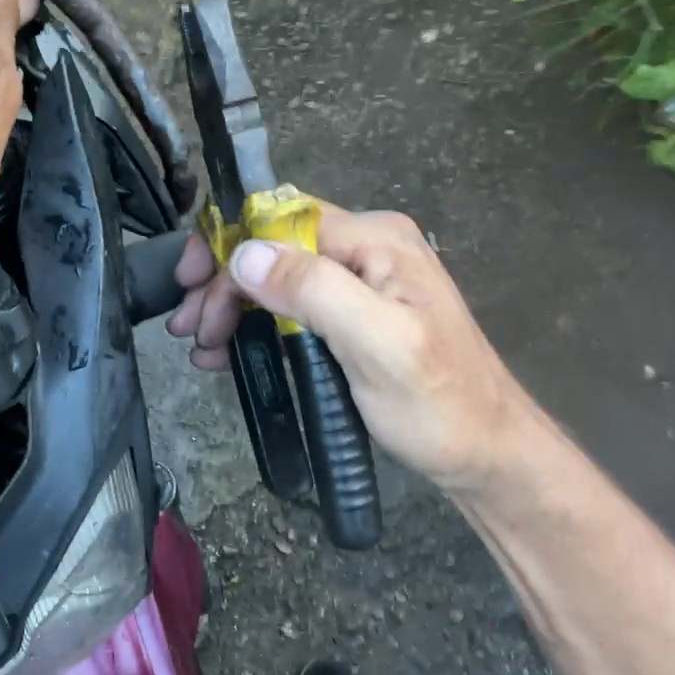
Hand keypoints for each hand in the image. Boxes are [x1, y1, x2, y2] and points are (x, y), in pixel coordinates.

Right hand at [167, 207, 541, 490]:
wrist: (485, 454)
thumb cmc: (438, 405)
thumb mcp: (378, 345)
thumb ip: (314, 291)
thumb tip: (244, 254)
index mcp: (374, 240)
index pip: (278, 219)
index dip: (227, 246)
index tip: (190, 285)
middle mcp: (364, 248)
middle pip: (269, 247)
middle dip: (221, 284)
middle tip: (190, 328)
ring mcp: (357, 280)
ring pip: (271, 276)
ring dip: (228, 306)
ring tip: (200, 345)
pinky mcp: (348, 312)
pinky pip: (286, 303)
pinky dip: (250, 324)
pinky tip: (227, 350)